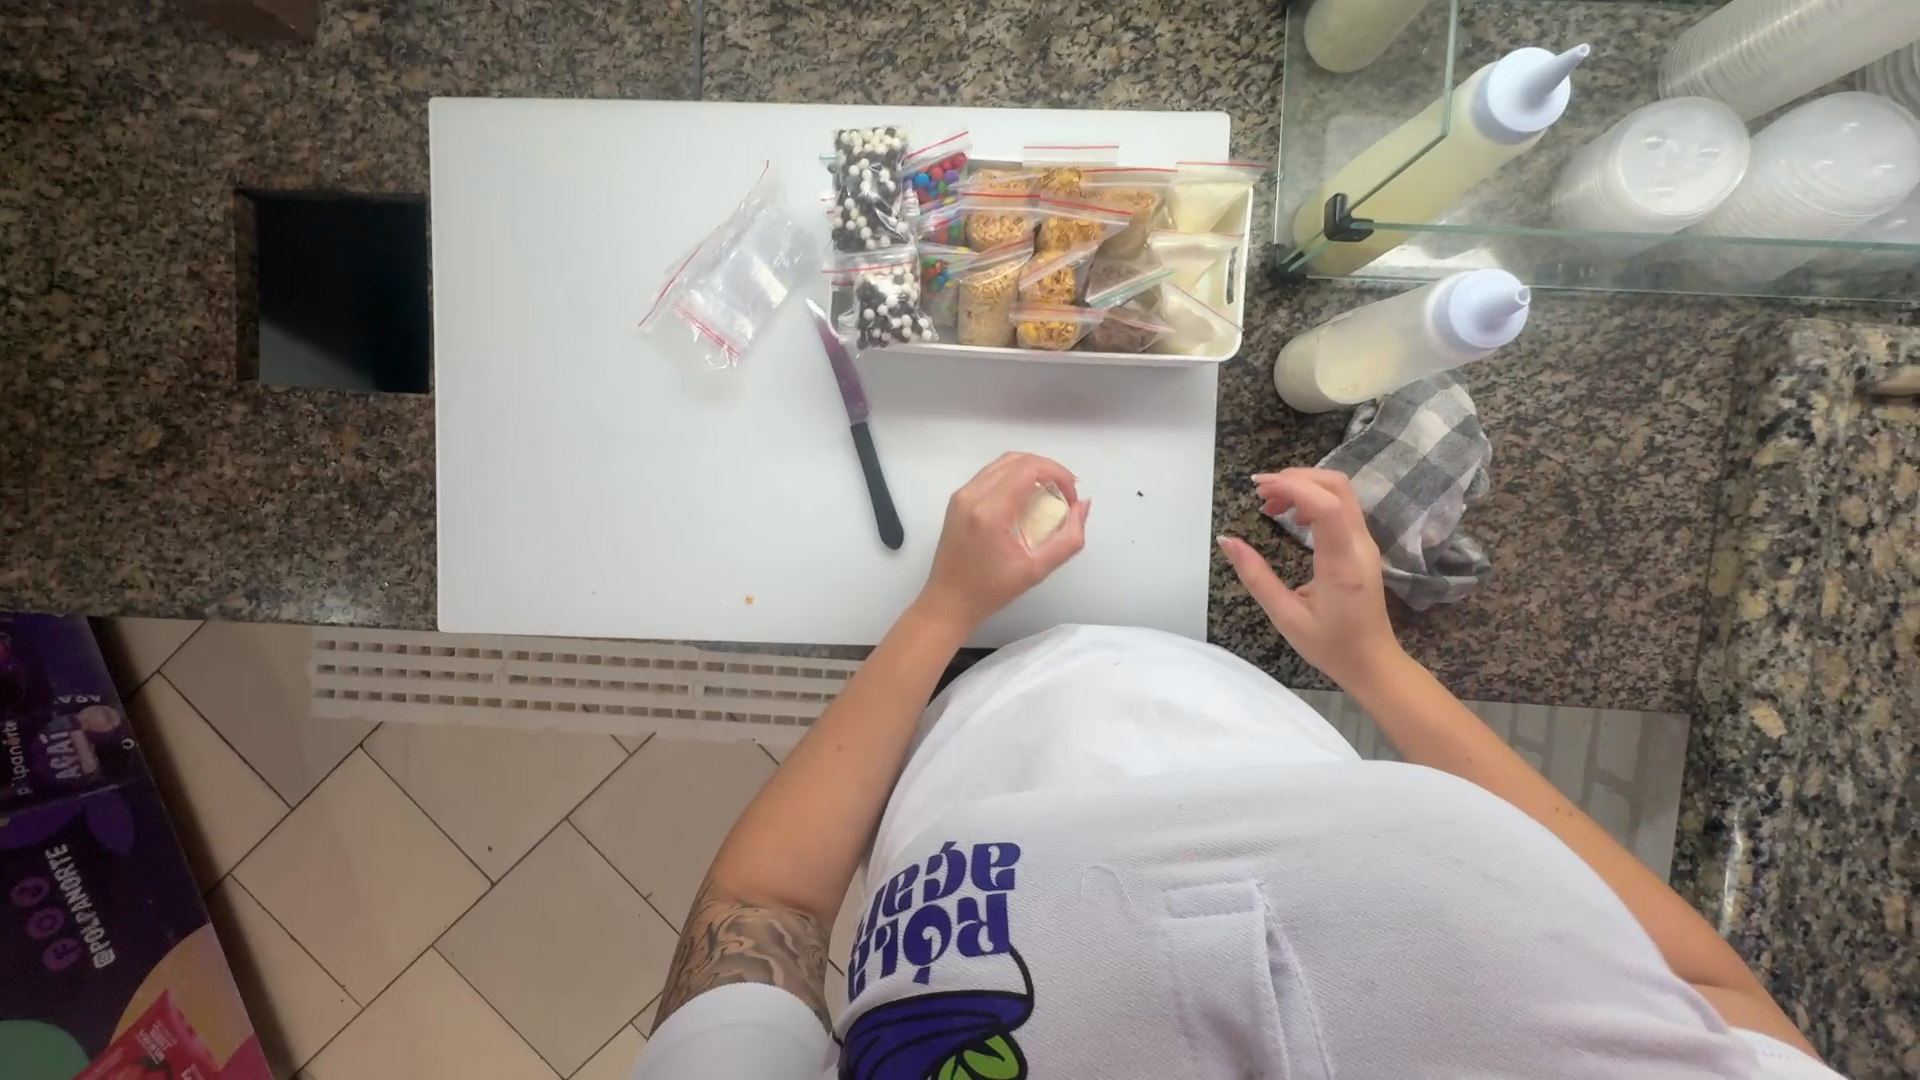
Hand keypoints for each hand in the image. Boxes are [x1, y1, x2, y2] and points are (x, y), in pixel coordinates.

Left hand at [916, 452, 1090, 631]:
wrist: (948, 601)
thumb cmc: (991, 590)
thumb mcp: (1037, 570)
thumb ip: (1068, 539)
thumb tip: (1083, 506)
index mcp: (990, 511)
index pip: (1030, 468)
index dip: (1058, 474)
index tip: (1071, 497)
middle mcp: (972, 495)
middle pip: (1017, 459)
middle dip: (1048, 469)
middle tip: (1065, 493)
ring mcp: (961, 495)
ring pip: (1002, 463)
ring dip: (1030, 470)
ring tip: (1049, 493)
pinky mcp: (957, 500)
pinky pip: (990, 474)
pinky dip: (1013, 477)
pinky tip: (1026, 498)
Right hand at [1216, 468, 1403, 689]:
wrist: (1373, 662)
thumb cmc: (1330, 645)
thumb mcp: (1284, 616)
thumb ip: (1255, 576)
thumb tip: (1227, 541)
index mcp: (1342, 564)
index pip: (1326, 506)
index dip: (1292, 487)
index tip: (1257, 488)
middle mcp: (1360, 545)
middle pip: (1337, 487)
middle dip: (1296, 478)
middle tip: (1259, 492)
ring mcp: (1365, 543)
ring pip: (1340, 493)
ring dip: (1303, 487)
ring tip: (1269, 504)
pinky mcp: (1361, 546)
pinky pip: (1340, 507)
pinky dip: (1312, 499)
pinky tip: (1290, 516)